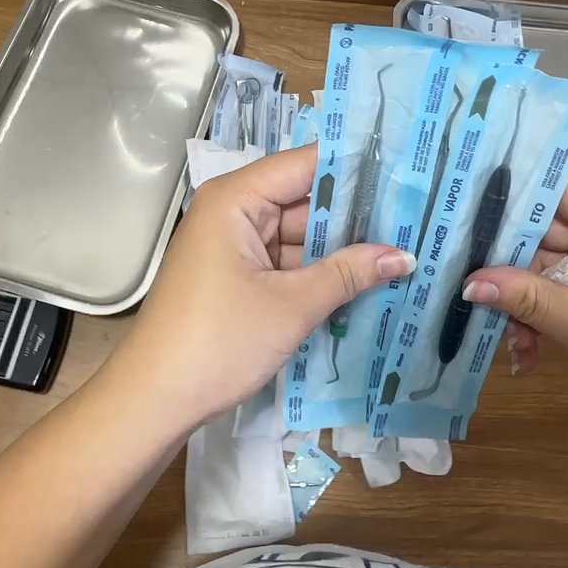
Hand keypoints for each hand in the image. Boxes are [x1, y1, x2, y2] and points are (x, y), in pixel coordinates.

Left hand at [99, 144, 414, 428]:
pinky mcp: (236, 276)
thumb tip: (405, 255)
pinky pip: (285, 261)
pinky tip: (364, 277)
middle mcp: (233, 211)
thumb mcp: (291, 306)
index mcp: (235, 199)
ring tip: (403, 244)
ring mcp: (234, 245)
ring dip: (340, 247)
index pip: (304, 165)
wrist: (153, 402)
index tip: (405, 166)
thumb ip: (349, 274)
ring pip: (297, 234)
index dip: (353, 165)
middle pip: (302, 199)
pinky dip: (318, 271)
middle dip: (354, 212)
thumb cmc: (217, 341)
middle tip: (415, 214)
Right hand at [460, 171, 567, 443]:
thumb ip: (528, 299)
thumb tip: (468, 281)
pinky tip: (523, 352)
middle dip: (507, 256)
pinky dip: (538, 316)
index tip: (462, 202)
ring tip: (495, 329)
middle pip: (549, 226)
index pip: (564, 188)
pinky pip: (559, 291)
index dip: (515, 193)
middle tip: (458, 271)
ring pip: (547, 263)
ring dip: (520, 297)